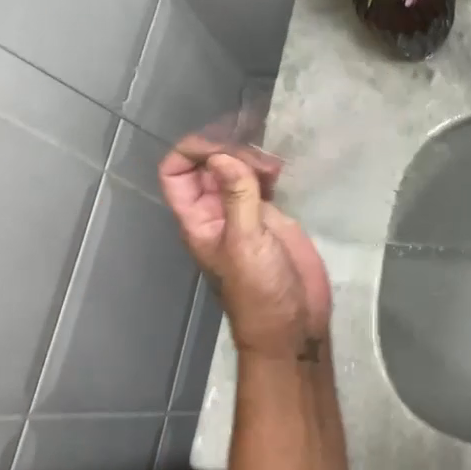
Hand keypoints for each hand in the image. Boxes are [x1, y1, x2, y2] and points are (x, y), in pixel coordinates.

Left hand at [160, 137, 331, 363]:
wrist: (293, 324)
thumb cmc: (261, 291)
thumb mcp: (246, 242)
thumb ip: (237, 197)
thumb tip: (222, 155)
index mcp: (198, 221)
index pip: (177, 174)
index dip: (192, 152)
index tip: (223, 144)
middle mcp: (217, 213)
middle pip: (208, 166)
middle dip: (228, 150)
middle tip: (257, 157)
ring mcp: (245, 214)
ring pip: (236, 171)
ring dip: (250, 158)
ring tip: (274, 165)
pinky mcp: (272, 218)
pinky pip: (262, 184)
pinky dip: (269, 170)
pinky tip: (282, 171)